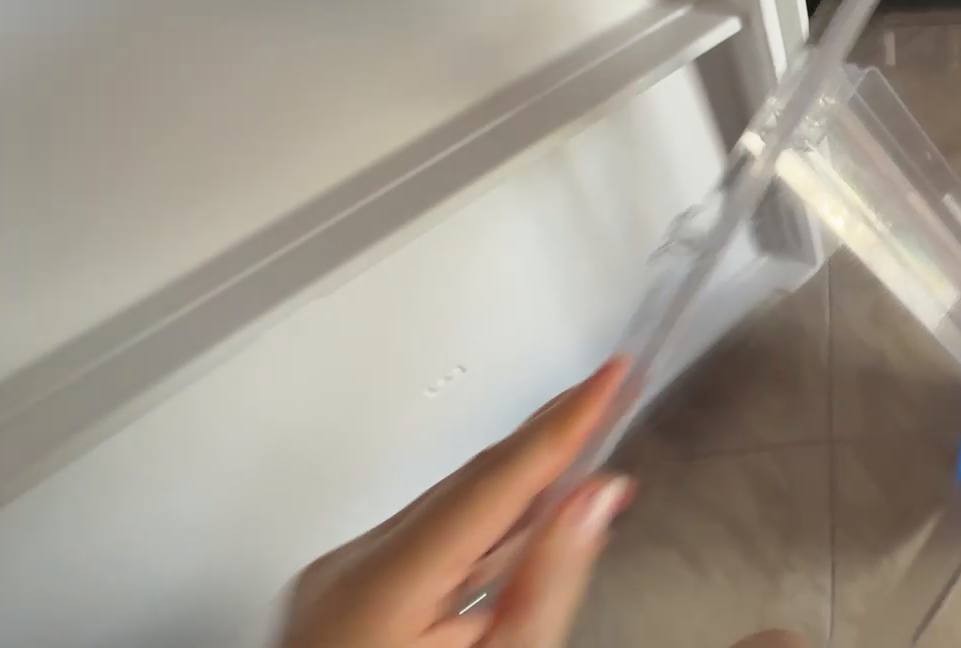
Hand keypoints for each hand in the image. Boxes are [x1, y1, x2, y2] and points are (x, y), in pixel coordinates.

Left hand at [277, 361, 631, 647]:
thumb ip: (553, 577)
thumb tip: (603, 490)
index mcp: (383, 588)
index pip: (496, 481)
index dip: (565, 422)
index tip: (614, 371)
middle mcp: (352, 565)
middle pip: (476, 481)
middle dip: (554, 434)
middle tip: (617, 384)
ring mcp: (343, 574)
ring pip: (461, 498)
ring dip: (533, 467)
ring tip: (596, 425)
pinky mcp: (351, 585)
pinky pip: (443, 526)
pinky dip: (501, 507)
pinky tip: (546, 493)